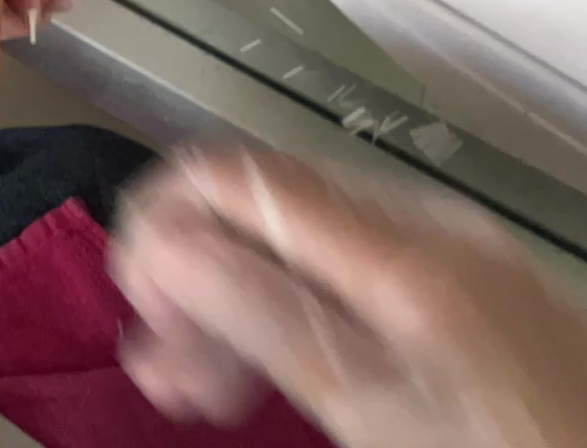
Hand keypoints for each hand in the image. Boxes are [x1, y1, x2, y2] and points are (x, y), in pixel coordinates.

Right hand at [111, 145, 586, 447]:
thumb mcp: (381, 414)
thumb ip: (263, 314)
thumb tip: (157, 242)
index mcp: (396, 244)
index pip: (225, 173)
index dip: (158, 216)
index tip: (140, 302)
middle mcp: (407, 219)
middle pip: (245, 204)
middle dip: (183, 272)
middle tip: (159, 361)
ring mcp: (432, 248)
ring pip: (277, 240)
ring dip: (219, 301)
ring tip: (185, 386)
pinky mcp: (446, 283)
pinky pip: (325, 270)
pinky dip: (272, 309)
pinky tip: (245, 368)